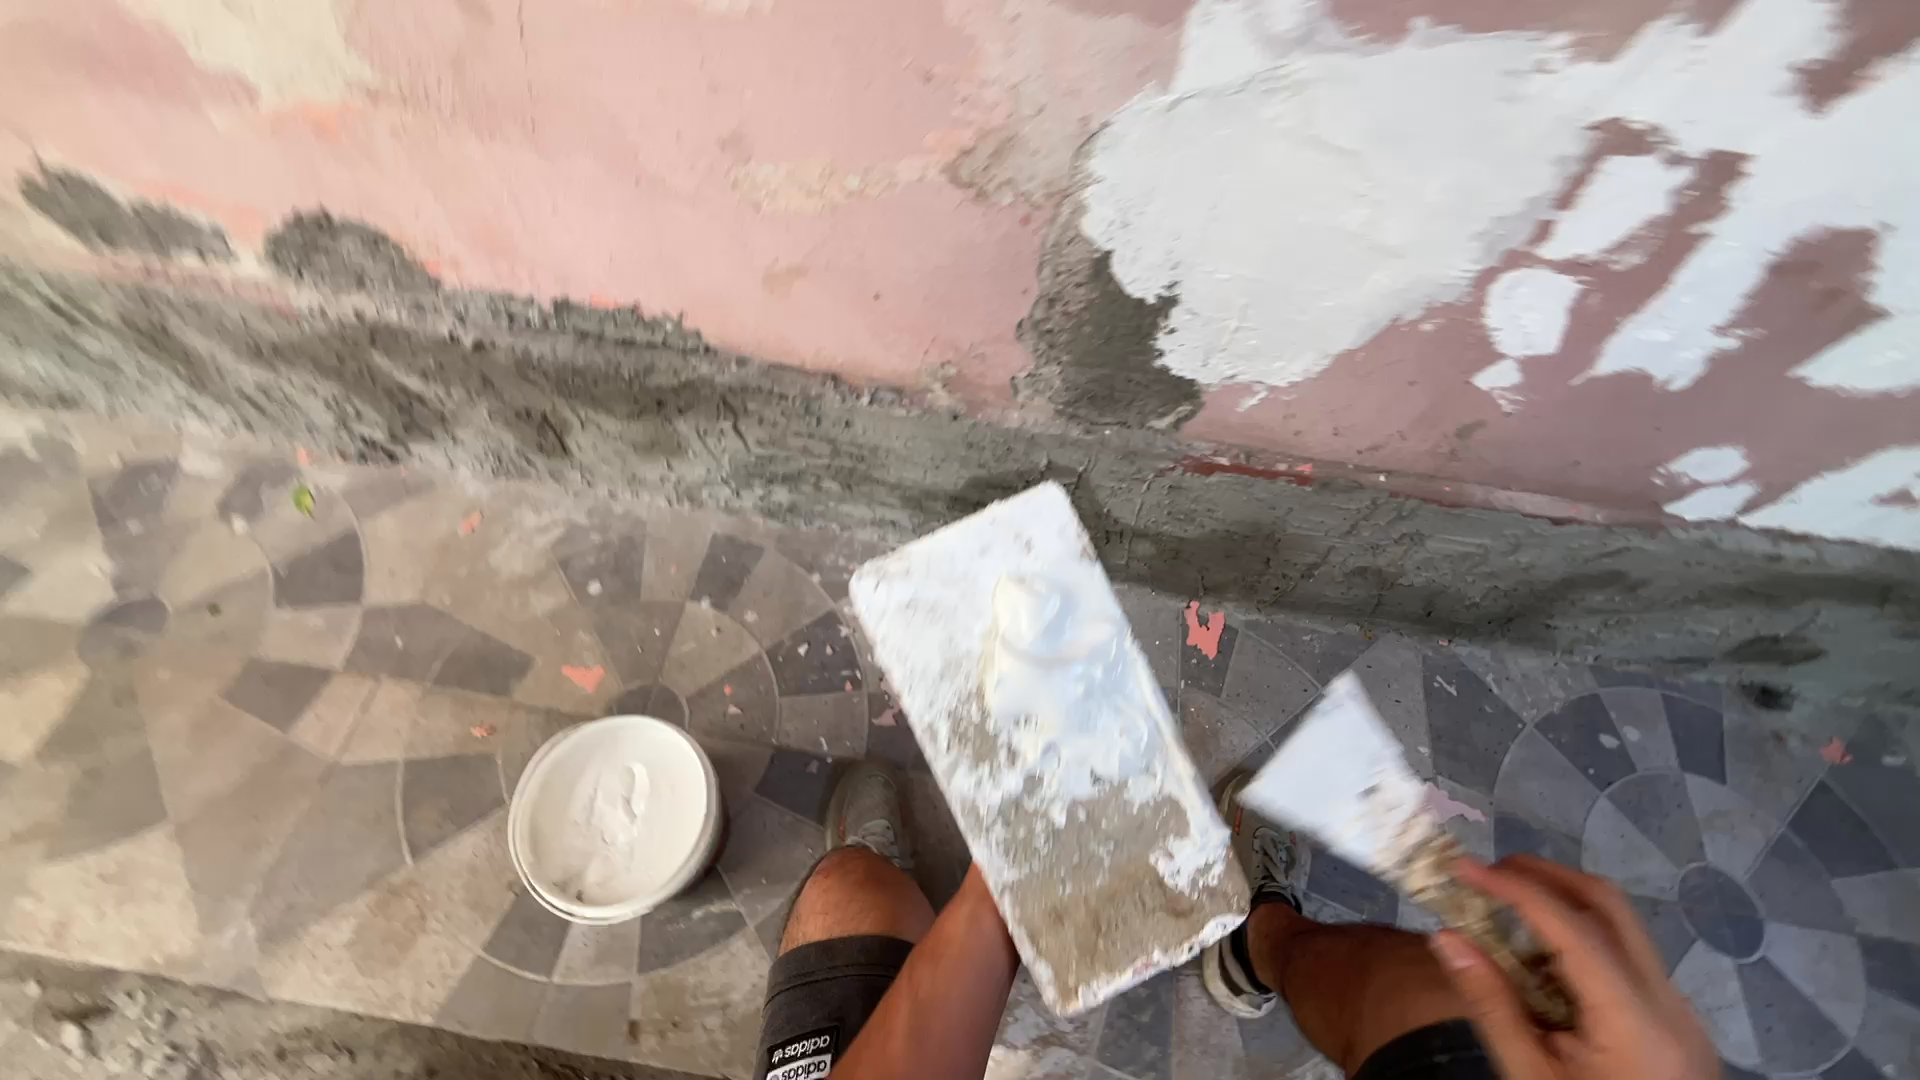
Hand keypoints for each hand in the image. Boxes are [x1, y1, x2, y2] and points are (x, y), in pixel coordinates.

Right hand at [1429, 856, 1718, 1079]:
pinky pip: (1622, 956)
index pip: (1573, 927)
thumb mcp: (1530, 1078)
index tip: (1460, 866)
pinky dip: (1573, 937)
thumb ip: (1491, 1005)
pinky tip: (1535, 961)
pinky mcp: (1672, 1023)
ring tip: (1500, 912)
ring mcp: (1677, 1013)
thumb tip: (1444, 936)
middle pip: (1607, 906)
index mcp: (1636, 1023)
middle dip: (1541, 874)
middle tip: (1485, 872)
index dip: (1513, 887)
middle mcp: (1669, 1005)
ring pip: (1618, 925)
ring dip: (1557, 903)